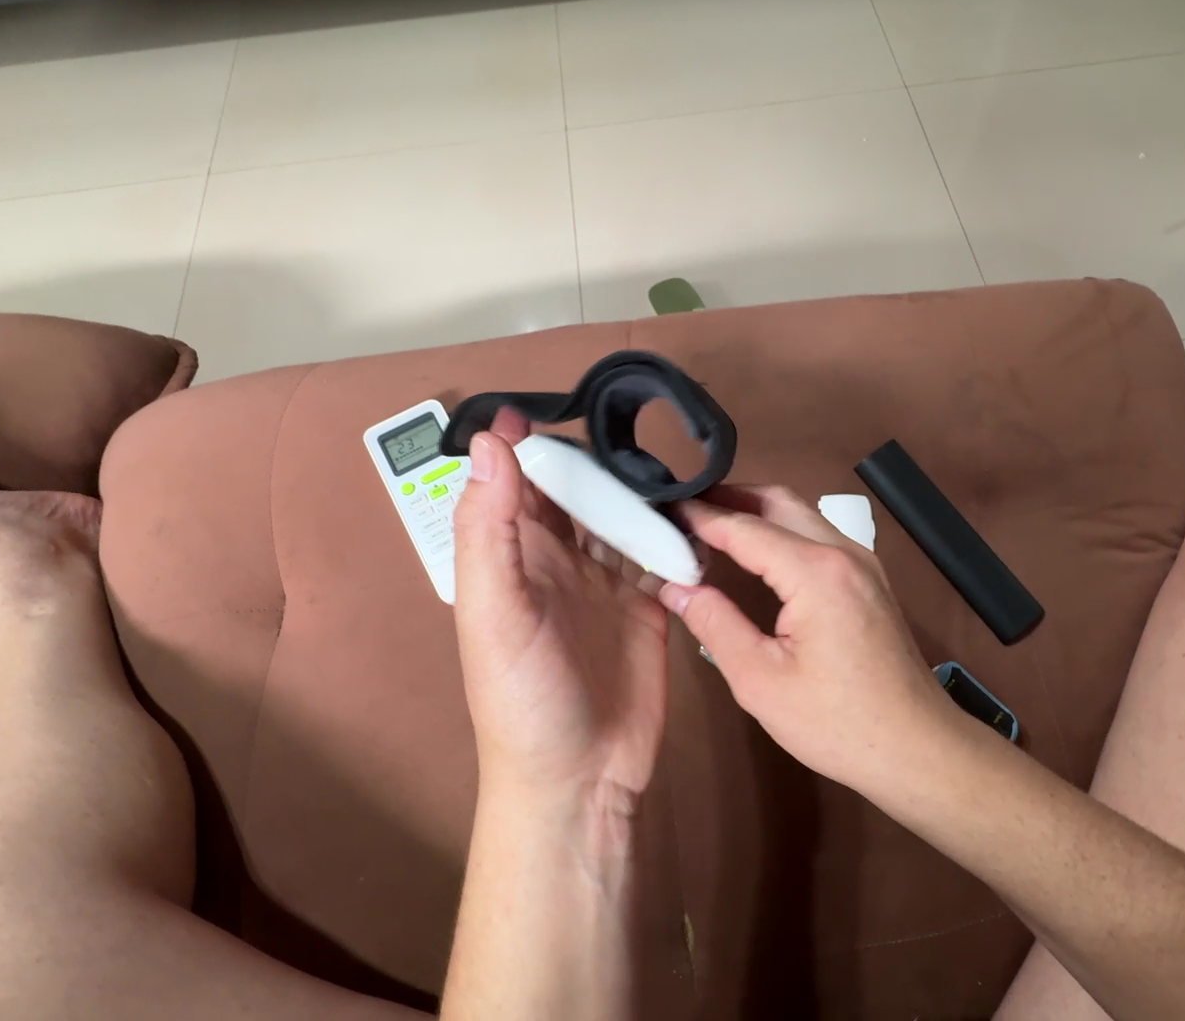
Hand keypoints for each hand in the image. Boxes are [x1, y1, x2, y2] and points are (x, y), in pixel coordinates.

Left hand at [451, 411, 669, 810]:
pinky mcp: (648, 603)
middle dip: (600, 461)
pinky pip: (660, 554)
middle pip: (579, 492)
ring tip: (671, 463)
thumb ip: (491, 530)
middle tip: (638, 431)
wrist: (581, 779)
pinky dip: (673, 533)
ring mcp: (608, 581)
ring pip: (623, 517)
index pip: (519, 482)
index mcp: (514, 556)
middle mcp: (560, 561)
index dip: (532, 444)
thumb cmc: (524, 699)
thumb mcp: (495, 613)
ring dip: (640, 492)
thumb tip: (494, 441)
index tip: (560, 405)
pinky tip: (693, 511)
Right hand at [657, 486, 956, 794]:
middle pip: (779, 502)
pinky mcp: (869, 580)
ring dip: (757, 512)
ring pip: (802, 514)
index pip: (746, 528)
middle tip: (685, 507)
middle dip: (730, 497)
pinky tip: (756, 553)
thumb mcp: (760, 680)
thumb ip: (715, 625)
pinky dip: (782, 531)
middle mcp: (843, 553)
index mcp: (816, 572)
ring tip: (712, 524)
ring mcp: (863, 564)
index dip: (702, 516)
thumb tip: (676, 587)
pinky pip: (818, 536)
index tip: (664, 509)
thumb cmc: (836, 722)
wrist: (916, 748)